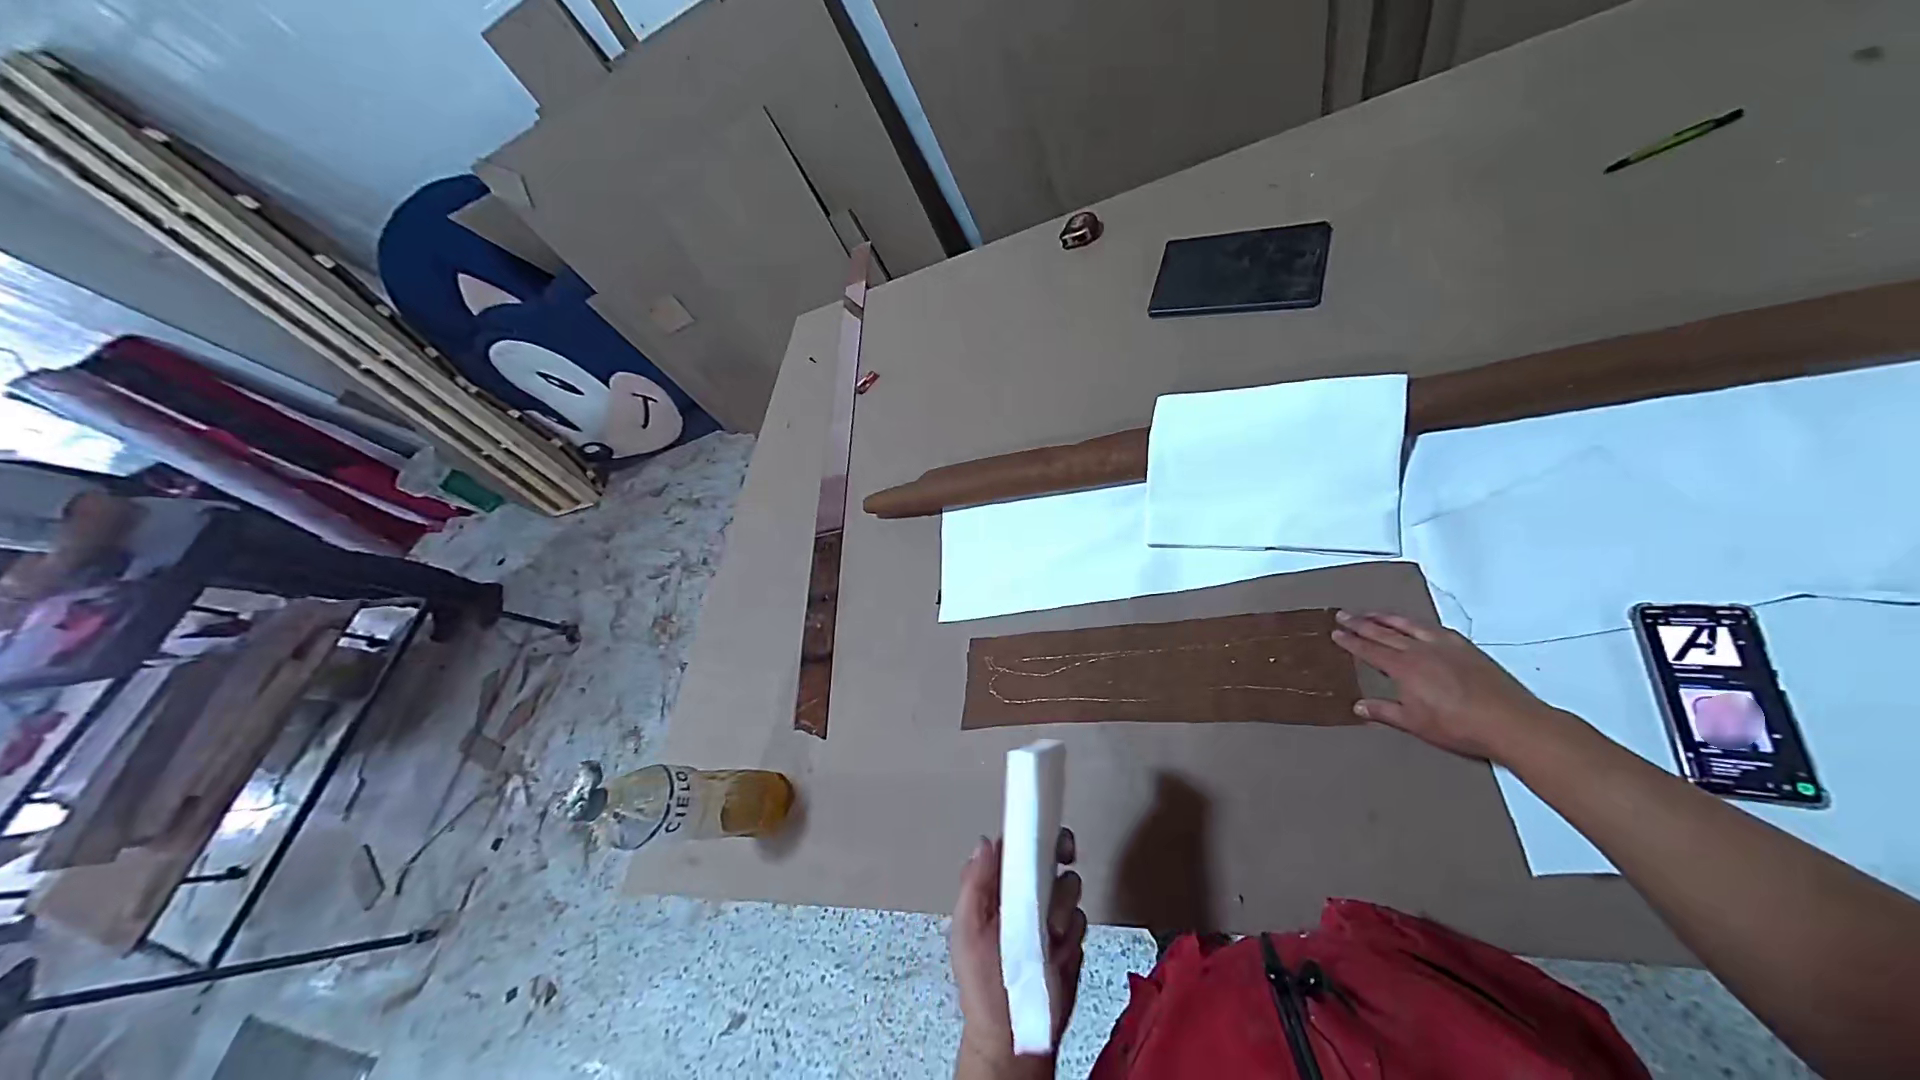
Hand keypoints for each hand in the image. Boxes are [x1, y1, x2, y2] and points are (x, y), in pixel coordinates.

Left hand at [950, 829, 1085, 1075]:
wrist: (1015, 1037)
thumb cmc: (984, 986)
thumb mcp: (969, 931)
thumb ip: (974, 884)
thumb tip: (983, 843)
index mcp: (996, 888)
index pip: (1016, 847)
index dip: (1031, 835)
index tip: (1042, 832)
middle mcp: (1023, 896)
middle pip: (1049, 859)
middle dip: (1057, 864)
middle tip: (1058, 874)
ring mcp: (1048, 915)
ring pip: (1069, 887)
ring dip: (1063, 907)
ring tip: (1048, 933)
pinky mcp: (1069, 937)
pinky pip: (1082, 918)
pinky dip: (1073, 933)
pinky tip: (1058, 951)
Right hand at [1331, 610, 1573, 762]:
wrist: (1510, 724)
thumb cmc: (1462, 726)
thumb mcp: (1414, 723)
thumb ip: (1384, 711)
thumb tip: (1361, 707)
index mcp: (1403, 667)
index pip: (1368, 649)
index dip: (1350, 641)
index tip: (1337, 633)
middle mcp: (1421, 650)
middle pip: (1383, 631)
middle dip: (1360, 622)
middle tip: (1344, 615)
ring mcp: (1445, 646)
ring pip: (1407, 624)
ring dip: (1386, 617)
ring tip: (1372, 613)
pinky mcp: (1465, 648)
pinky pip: (1433, 628)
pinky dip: (1417, 623)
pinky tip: (1415, 624)